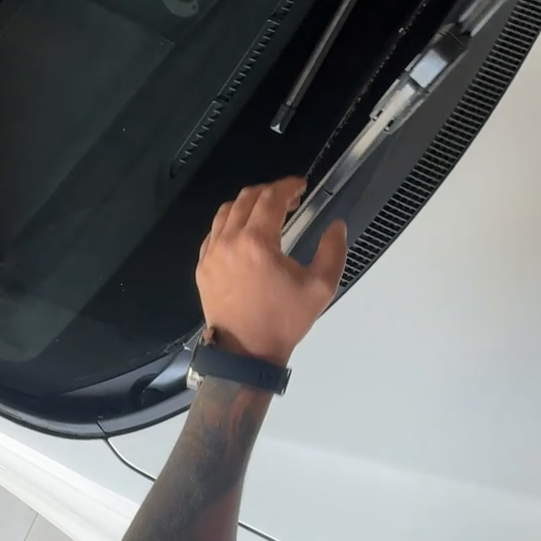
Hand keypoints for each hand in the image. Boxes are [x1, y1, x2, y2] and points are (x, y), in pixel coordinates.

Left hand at [196, 177, 346, 364]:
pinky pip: (214, 232)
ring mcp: (212, 254)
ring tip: (267, 210)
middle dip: (270, 191)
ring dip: (248, 204)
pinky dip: (230, 222)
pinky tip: (244, 232)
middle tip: (289, 198)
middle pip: (246, 198)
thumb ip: (333, 250)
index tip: (300, 185)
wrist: (245, 354)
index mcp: (258, 242)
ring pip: (226, 211)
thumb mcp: (321, 287)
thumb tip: (336, 226)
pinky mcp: (203, 267)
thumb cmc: (283, 322)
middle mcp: (230, 241)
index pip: (271, 198)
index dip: (288, 185)